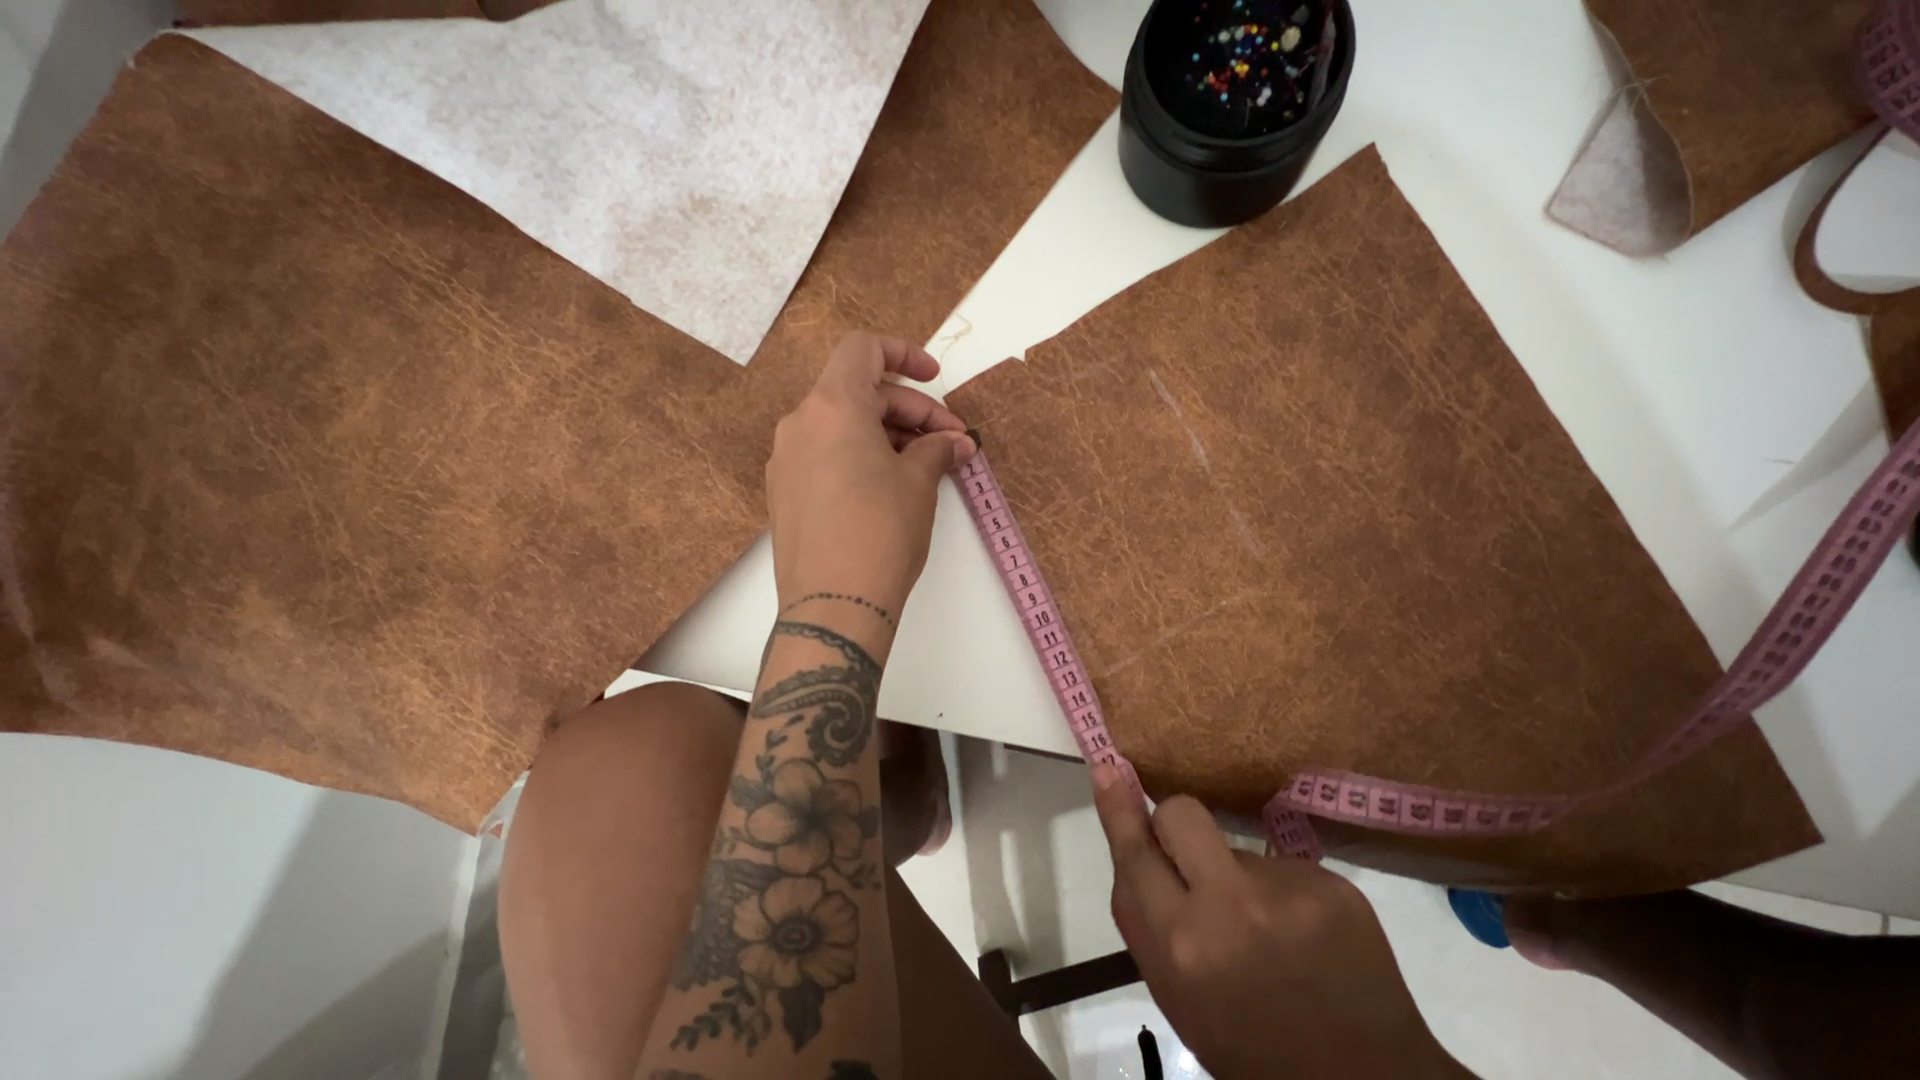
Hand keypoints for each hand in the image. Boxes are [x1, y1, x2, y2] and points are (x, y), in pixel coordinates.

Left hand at [766, 332, 976, 618]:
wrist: (832, 605)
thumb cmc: (881, 533)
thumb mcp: (918, 483)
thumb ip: (936, 450)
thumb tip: (955, 443)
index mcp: (831, 406)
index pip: (863, 350)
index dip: (904, 353)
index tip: (935, 378)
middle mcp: (799, 424)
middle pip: (859, 391)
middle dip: (910, 410)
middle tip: (951, 441)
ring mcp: (785, 460)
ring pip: (841, 425)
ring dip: (887, 434)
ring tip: (927, 466)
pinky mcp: (784, 492)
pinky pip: (825, 454)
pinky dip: (860, 455)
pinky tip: (891, 487)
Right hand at [1090, 765, 1470, 1079]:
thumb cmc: (1249, 1050)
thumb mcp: (1176, 999)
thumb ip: (1149, 926)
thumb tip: (1137, 855)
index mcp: (1181, 945)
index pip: (1136, 854)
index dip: (1119, 809)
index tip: (1110, 768)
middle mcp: (1230, 906)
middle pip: (1182, 815)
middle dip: (1176, 825)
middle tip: (1191, 857)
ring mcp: (1287, 891)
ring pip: (1236, 849)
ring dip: (1236, 878)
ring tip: (1266, 934)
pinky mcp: (1332, 886)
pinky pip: (1283, 868)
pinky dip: (1282, 895)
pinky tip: (1302, 938)